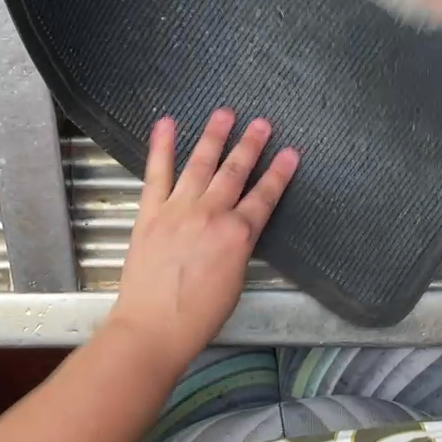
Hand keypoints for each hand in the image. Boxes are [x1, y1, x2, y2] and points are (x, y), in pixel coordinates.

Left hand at [106, 110, 299, 367]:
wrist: (153, 328)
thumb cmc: (196, 318)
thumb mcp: (234, 284)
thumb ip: (237, 250)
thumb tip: (236, 232)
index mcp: (237, 236)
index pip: (264, 197)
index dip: (279, 173)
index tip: (290, 154)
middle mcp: (210, 216)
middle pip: (235, 173)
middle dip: (251, 145)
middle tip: (262, 124)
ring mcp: (178, 211)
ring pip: (200, 164)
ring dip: (214, 136)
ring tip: (225, 113)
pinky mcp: (150, 214)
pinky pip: (156, 173)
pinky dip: (161, 147)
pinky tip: (166, 124)